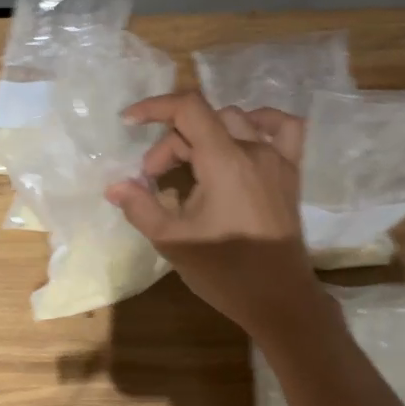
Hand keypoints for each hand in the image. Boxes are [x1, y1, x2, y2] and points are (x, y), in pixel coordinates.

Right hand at [105, 92, 322, 335]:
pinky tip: (242, 139)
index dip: (155, 108)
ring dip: (203, 137)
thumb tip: (115, 186)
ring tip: (187, 171)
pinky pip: (282, 128)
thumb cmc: (223, 270)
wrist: (278, 297)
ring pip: (235, 122)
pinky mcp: (289, 174)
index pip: (189, 109)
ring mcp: (277, 160)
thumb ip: (141, 206)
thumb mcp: (172, 240)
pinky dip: (259, 124)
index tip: (128, 122)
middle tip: (151, 181)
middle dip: (170, 144)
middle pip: (204, 121)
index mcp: (225, 161)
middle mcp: (254, 150)